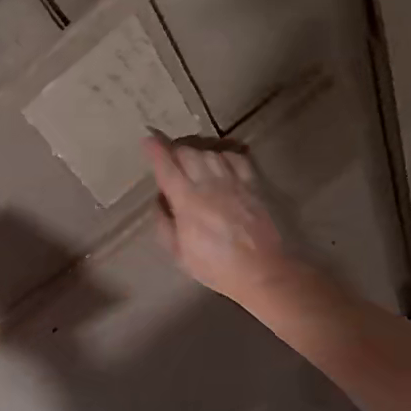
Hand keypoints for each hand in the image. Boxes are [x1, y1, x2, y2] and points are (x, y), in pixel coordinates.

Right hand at [144, 131, 296, 304]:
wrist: (262, 271)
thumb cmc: (215, 266)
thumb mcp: (178, 254)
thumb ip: (164, 224)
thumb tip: (159, 200)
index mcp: (186, 200)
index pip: (166, 166)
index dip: (155, 149)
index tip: (148, 139)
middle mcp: (208, 183)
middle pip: (187, 152)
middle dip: (175, 151)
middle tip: (171, 160)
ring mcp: (233, 181)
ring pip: (210, 152)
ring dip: (198, 153)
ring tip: (194, 163)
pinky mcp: (253, 184)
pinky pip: (236, 158)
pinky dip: (224, 156)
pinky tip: (221, 165)